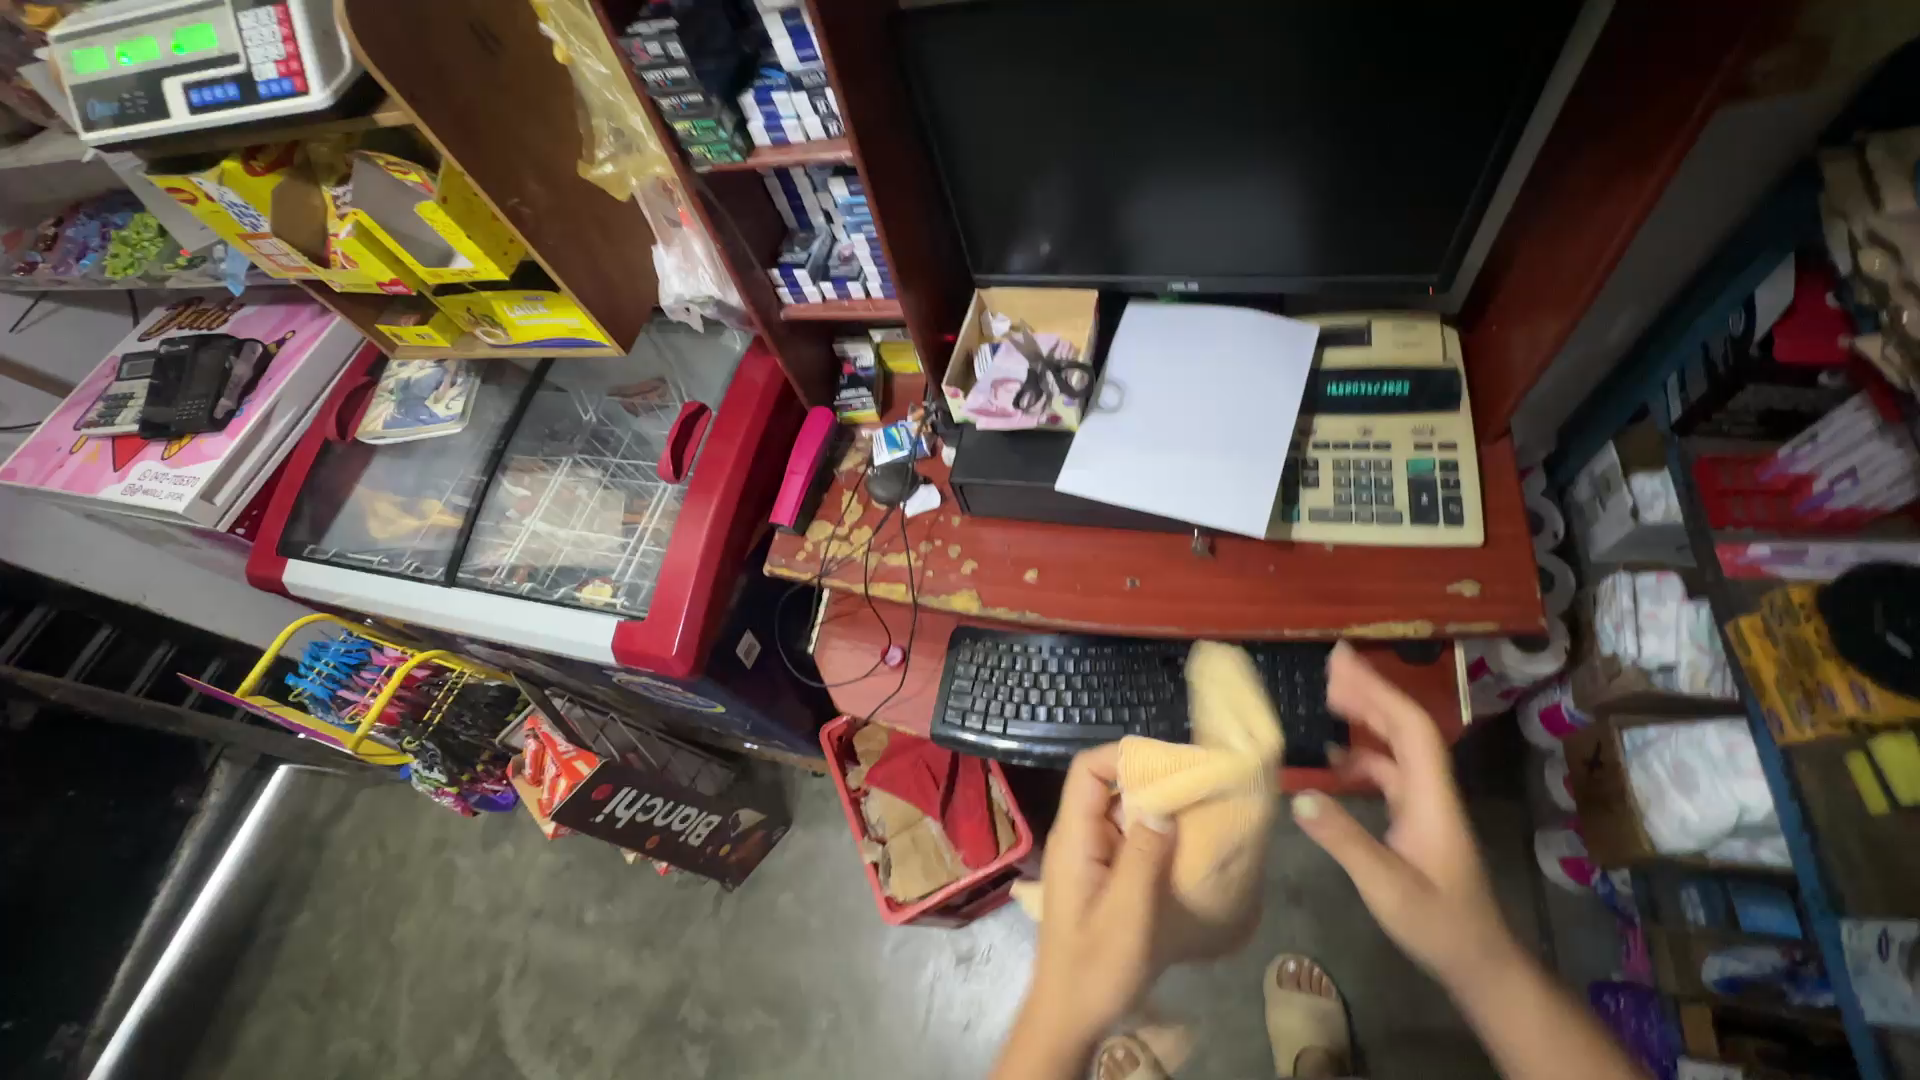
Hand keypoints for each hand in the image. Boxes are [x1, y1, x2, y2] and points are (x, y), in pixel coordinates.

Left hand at [1024, 743, 1178, 1046]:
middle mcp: (1080, 837)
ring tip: (1203, 808)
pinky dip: (1158, 835)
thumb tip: (1165, 806)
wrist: (1070, 1016)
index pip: (1088, 770)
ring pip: (1123, 812)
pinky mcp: (1105, 876)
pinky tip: (1190, 846)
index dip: (1124, 756)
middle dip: (1152, 779)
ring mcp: (1092, 856)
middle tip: (1200, 785)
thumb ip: (1143, 857)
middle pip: (1109, 786)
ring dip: (1159, 807)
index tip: (1172, 763)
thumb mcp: (1126, 914)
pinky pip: (1131, 840)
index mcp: (1074, 837)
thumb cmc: (1094, 967)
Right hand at [1291, 642, 1520, 987]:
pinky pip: (1387, 770)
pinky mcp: (1415, 818)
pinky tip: (1334, 757)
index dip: (1377, 689)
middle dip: (1368, 690)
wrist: (1479, 961)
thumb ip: (1343, 839)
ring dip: (1364, 717)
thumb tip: (1298, 795)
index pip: (1408, 728)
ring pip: (1396, 745)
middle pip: (1403, 726)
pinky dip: (1360, 752)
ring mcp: (1424, 804)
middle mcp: (1430, 790)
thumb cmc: (1439, 923)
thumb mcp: (1386, 885)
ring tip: (1326, 698)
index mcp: (1430, 797)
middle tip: (1328, 665)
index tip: (1343, 661)